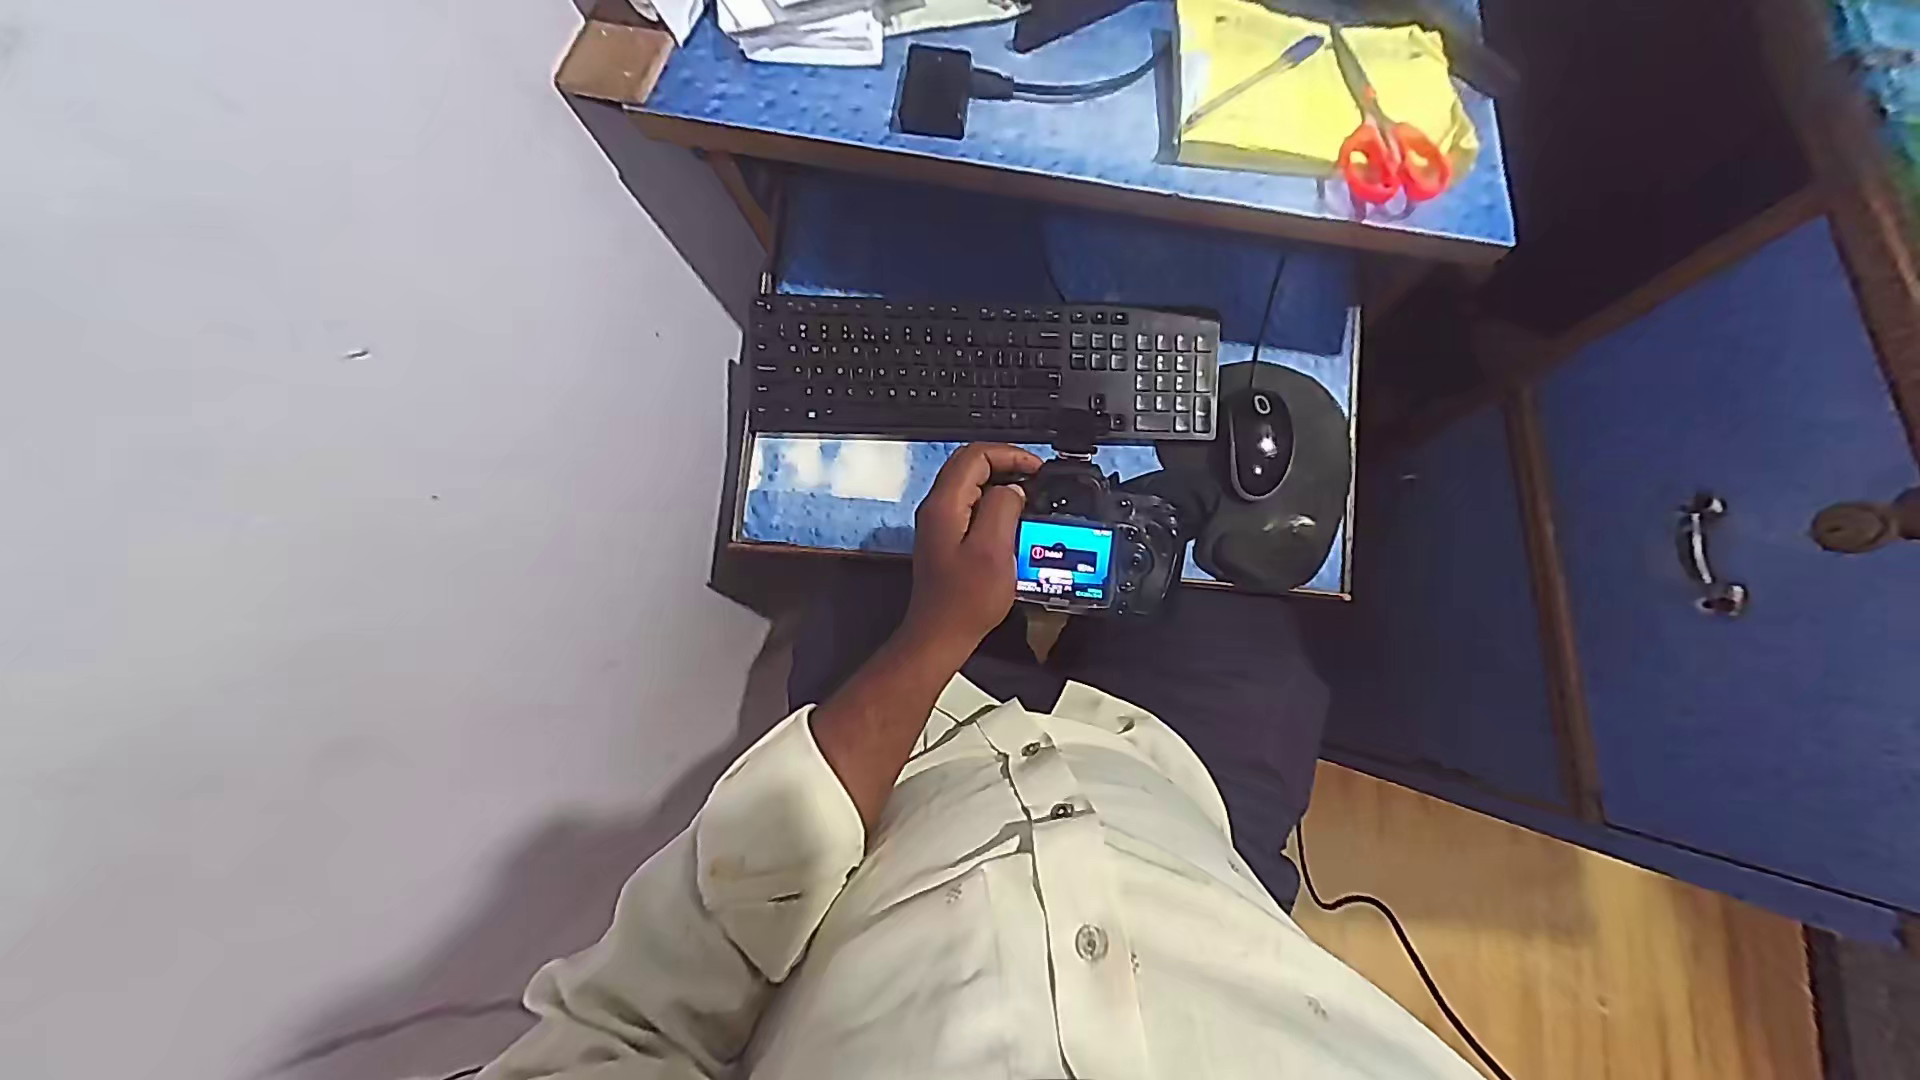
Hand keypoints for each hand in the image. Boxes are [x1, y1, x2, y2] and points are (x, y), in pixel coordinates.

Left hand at [902, 442, 1044, 656]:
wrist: (941, 633)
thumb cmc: (967, 600)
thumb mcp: (994, 549)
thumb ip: (1003, 509)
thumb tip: (1013, 490)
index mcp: (945, 504)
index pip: (975, 455)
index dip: (1010, 454)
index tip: (1036, 468)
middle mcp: (936, 507)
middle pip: (969, 463)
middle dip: (1005, 462)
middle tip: (1035, 476)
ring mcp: (939, 522)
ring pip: (969, 483)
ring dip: (1000, 481)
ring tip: (1028, 493)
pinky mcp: (945, 537)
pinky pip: (969, 504)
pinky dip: (993, 500)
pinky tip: (1012, 516)